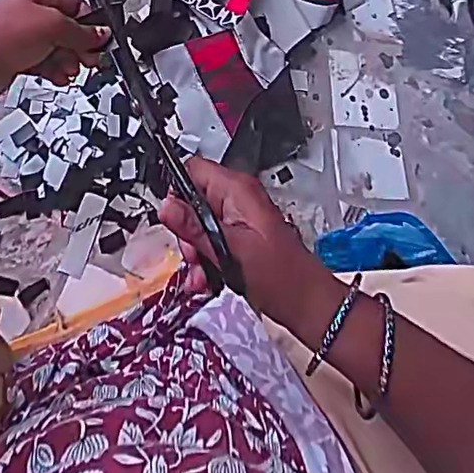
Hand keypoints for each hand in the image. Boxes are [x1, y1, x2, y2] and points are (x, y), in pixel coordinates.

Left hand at [0, 0, 106, 95]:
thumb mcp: (53, 27)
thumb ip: (82, 32)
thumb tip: (99, 34)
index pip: (74, 2)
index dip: (90, 20)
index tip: (101, 36)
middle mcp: (27, 11)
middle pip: (65, 27)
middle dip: (80, 44)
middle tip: (90, 57)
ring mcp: (20, 36)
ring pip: (55, 47)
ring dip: (68, 60)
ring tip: (73, 69)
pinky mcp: (14, 58)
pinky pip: (42, 62)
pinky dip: (54, 70)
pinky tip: (60, 76)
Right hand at [159, 157, 337, 327]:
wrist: (306, 303)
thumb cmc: (281, 277)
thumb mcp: (228, 251)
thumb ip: (194, 227)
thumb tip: (167, 207)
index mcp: (236, 190)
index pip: (192, 169)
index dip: (177, 192)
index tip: (175, 219)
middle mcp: (238, 197)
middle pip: (192, 199)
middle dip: (187, 230)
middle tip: (194, 252)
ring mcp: (239, 215)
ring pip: (199, 222)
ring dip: (195, 249)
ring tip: (202, 271)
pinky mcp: (240, 232)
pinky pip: (212, 236)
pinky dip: (207, 256)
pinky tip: (208, 276)